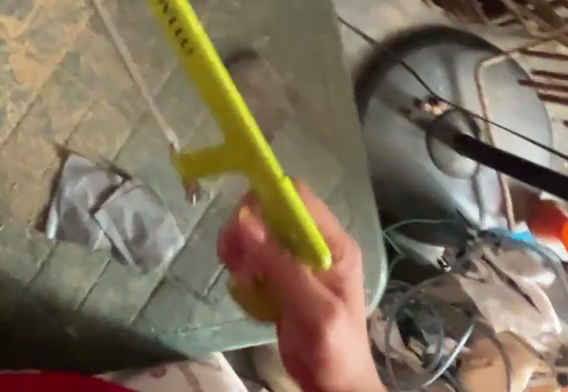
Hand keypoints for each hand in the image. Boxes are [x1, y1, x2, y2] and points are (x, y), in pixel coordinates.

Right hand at [219, 186, 381, 391]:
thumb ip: (281, 264)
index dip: (267, 197)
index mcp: (334, 243)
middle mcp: (316, 242)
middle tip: (232, 254)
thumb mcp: (312, 309)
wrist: (335, 389)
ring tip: (236, 271)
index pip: (298, 196)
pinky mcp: (281, 272)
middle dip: (247, 226)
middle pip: (271, 208)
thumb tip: (244, 218)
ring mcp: (297, 256)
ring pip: (257, 227)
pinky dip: (241, 260)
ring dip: (240, 244)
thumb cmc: (334, 350)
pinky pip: (253, 249)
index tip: (242, 220)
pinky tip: (242, 281)